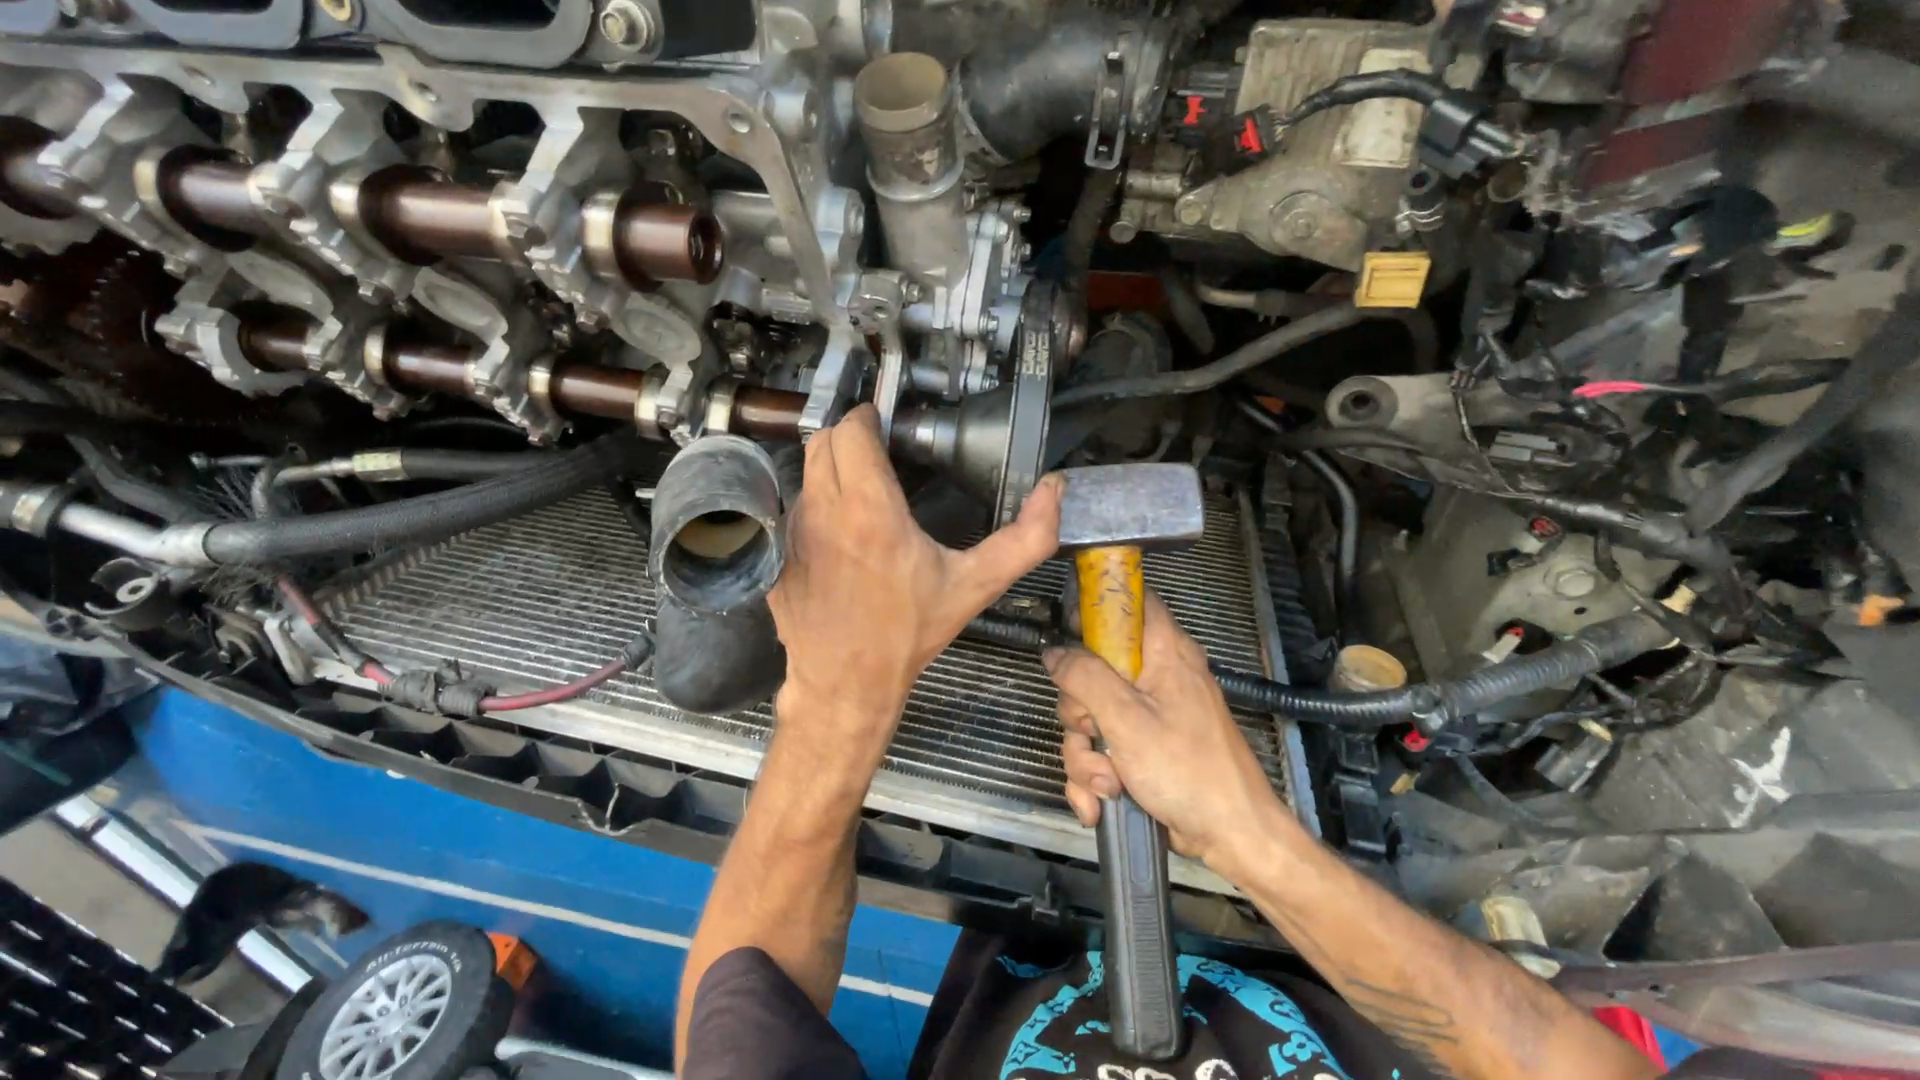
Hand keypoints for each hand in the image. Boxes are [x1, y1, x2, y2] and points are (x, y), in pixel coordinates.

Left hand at [770, 405, 1062, 744]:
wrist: (847, 685)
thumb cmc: (908, 634)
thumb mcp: (975, 587)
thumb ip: (1025, 539)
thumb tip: (1053, 491)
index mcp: (870, 511)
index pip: (852, 430)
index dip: (868, 418)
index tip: (886, 427)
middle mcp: (823, 512)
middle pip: (822, 441)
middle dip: (849, 437)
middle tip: (877, 453)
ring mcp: (792, 533)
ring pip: (805, 474)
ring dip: (830, 471)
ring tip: (862, 494)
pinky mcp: (776, 554)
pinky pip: (792, 511)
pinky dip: (814, 508)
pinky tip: (840, 536)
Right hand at [1043, 591, 1294, 874]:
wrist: (1228, 836)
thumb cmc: (1188, 770)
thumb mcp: (1128, 719)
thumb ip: (1085, 679)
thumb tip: (1054, 653)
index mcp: (1165, 653)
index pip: (1131, 602)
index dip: (1096, 607)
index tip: (1068, 633)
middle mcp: (1156, 679)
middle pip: (1092, 670)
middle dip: (1079, 713)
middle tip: (1092, 732)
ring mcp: (1148, 717)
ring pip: (1089, 718)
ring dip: (1085, 757)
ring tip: (1108, 783)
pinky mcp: (1141, 751)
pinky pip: (1099, 752)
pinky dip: (1094, 779)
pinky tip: (1101, 802)